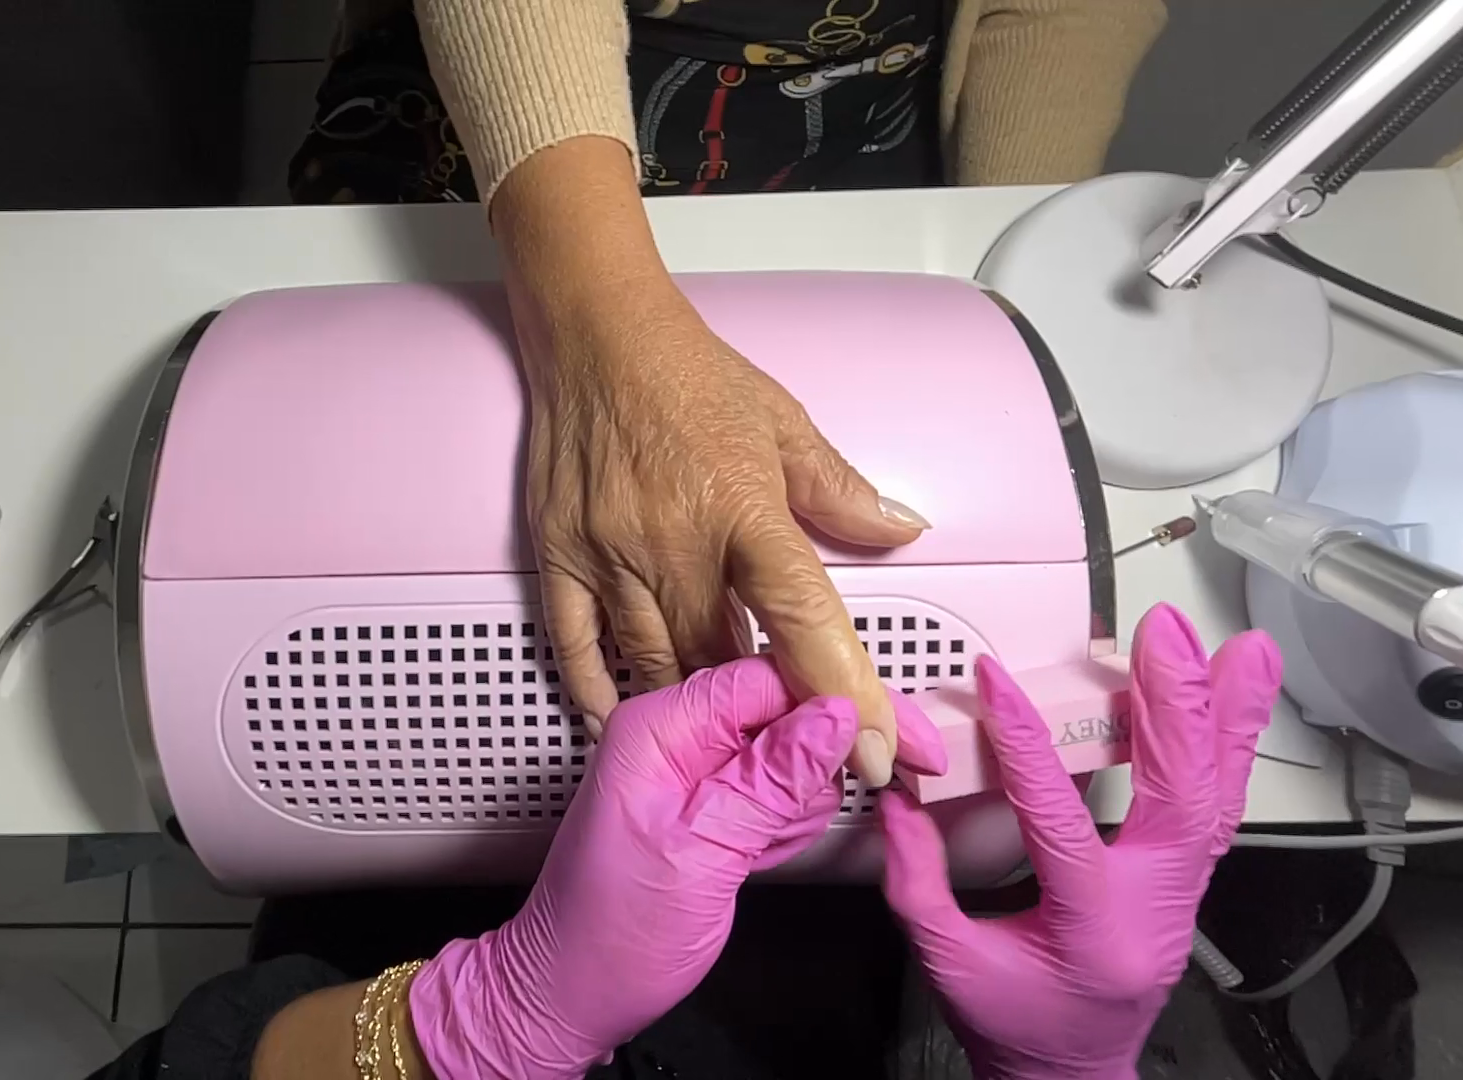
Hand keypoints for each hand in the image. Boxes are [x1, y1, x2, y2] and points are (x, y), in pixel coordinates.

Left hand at [409, 656, 854, 1077]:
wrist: (574, 987)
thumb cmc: (609, 931)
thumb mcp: (700, 853)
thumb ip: (772, 780)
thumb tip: (835, 716)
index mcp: (658, 726)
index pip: (762, 677)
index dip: (834, 698)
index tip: (891, 735)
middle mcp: (674, 734)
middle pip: (781, 706)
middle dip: (824, 753)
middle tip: (856, 794)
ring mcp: (691, 765)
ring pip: (786, 748)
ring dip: (801, 796)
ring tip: (765, 848)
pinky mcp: (706, 797)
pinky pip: (771, 785)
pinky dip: (784, 818)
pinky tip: (759, 853)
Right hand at [522, 295, 933, 783]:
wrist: (597, 337)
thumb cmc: (690, 376)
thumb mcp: (781, 419)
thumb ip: (841, 487)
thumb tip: (904, 529)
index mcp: (742, 506)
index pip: (802, 616)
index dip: (845, 692)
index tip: (876, 755)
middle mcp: (673, 541)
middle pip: (726, 657)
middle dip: (765, 713)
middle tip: (793, 751)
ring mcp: (607, 553)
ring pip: (654, 662)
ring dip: (692, 712)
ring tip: (721, 747)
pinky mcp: (558, 555)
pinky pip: (574, 642)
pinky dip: (596, 692)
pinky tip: (622, 726)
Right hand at [876, 604, 1281, 1079]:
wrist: (1071, 1071)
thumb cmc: (1012, 1022)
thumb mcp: (944, 957)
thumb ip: (915, 874)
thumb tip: (902, 794)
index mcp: (1091, 927)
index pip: (1059, 818)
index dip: (1024, 742)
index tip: (995, 680)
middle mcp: (1155, 907)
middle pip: (1184, 797)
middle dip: (1176, 706)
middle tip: (1166, 637)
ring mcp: (1180, 893)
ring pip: (1218, 796)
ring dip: (1224, 717)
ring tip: (1234, 651)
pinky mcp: (1180, 879)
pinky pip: (1212, 805)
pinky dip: (1222, 746)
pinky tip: (1223, 703)